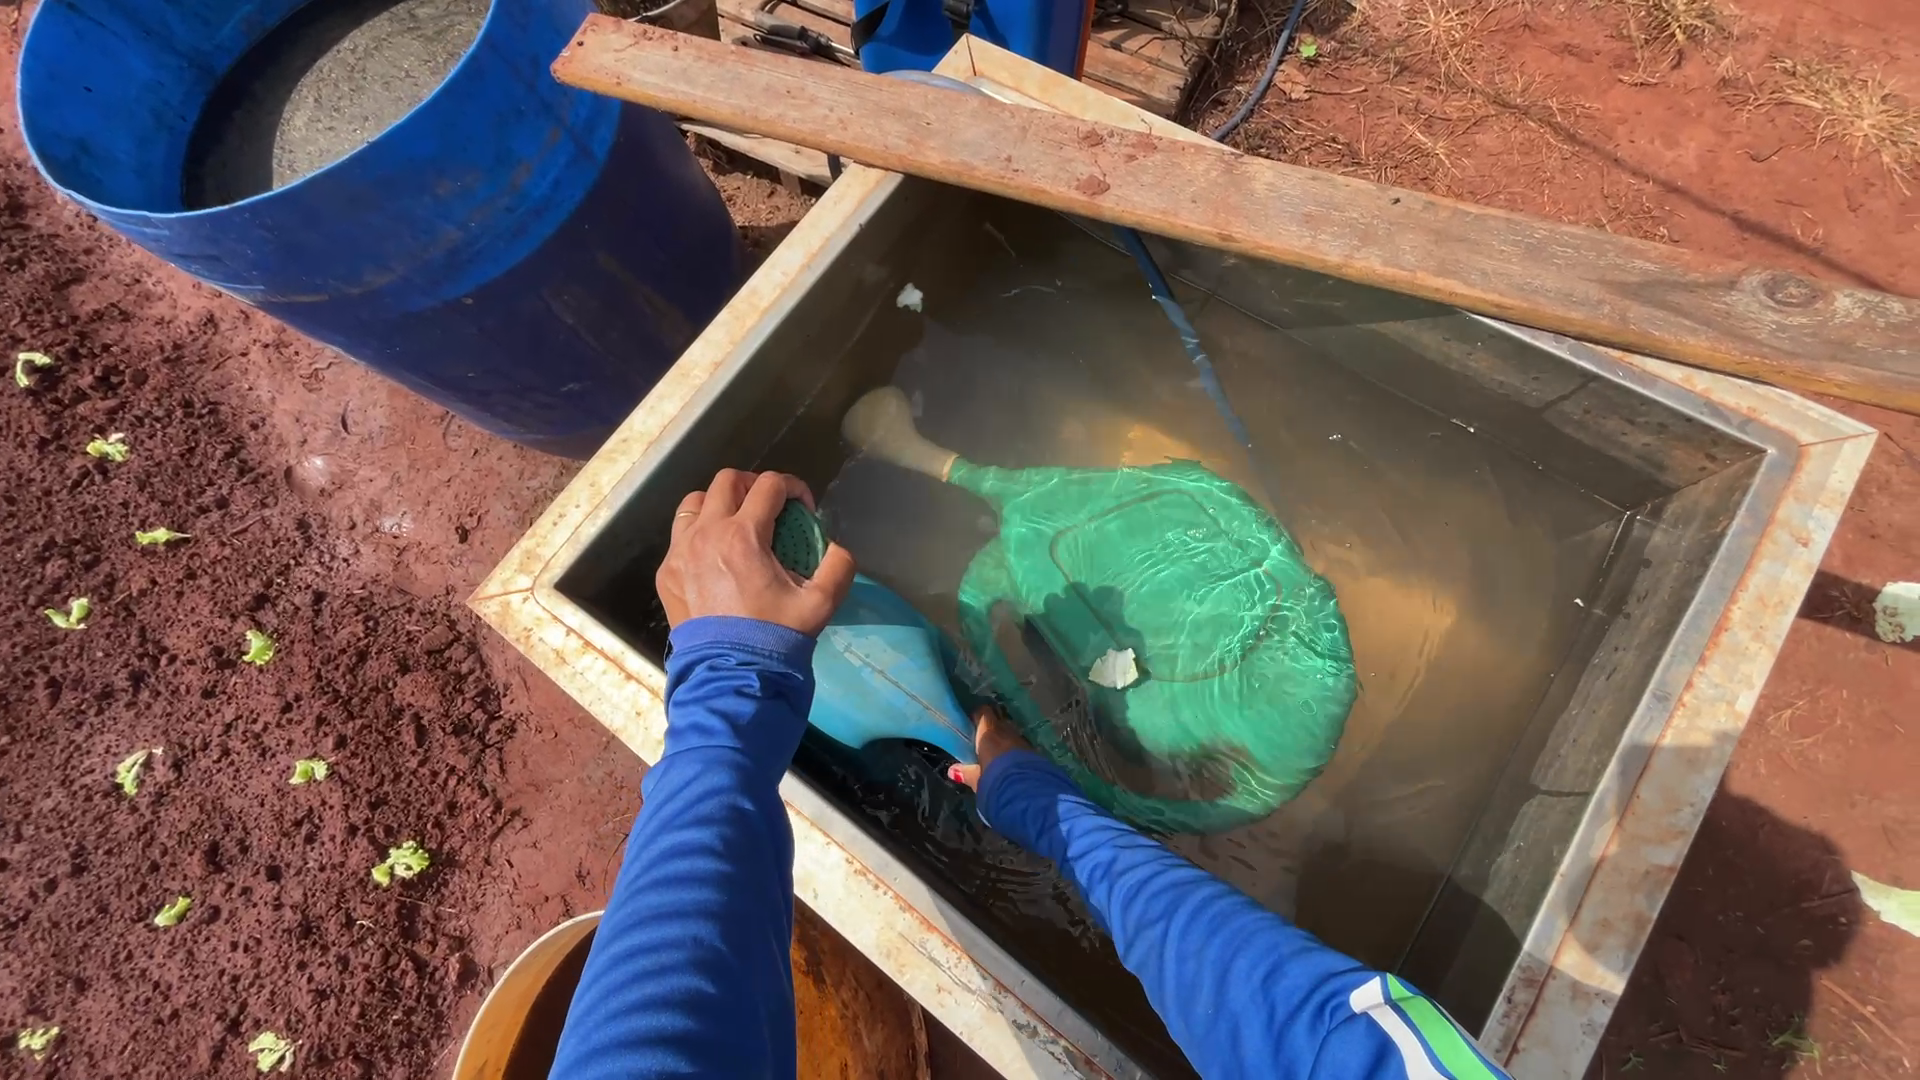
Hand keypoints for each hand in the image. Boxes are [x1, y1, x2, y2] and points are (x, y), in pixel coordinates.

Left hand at [655, 469, 855, 636]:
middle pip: (727, 481)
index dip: (793, 487)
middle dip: (754, 486)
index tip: (803, 510)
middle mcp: (707, 533)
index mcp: (744, 535)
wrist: (731, 673)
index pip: (770, 484)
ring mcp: (680, 552)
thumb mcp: (821, 603)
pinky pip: (680, 535)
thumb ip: (839, 566)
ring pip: (695, 502)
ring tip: (738, 525)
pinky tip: (716, 556)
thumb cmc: (776, 635)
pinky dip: (700, 532)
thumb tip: (836, 547)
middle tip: (771, 510)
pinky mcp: (667, 572)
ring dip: (720, 504)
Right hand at [946, 706, 1031, 790]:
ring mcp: (1021, 739)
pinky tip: (1012, 758)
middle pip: (998, 720)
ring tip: (998, 746)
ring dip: (1005, 736)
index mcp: (988, 732)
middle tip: (983, 734)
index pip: (983, 712)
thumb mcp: (977, 779)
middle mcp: (1005, 730)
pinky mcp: (1033, 751)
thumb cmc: (994, 778)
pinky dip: (1014, 748)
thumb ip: (966, 772)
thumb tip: (952, 770)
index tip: (972, 720)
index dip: (978, 715)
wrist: (1026, 788)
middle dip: (992, 725)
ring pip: (1010, 731)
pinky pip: (1020, 744)